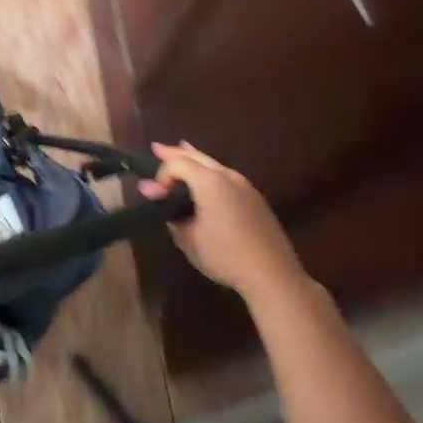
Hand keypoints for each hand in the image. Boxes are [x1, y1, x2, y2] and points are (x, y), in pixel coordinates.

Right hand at [138, 141, 307, 299]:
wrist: (272, 274)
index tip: (153, 195)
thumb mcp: (187, 237)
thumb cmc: (224, 254)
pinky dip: (210, 171)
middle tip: (157, 148)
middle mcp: (229, 176)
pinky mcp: (255, 199)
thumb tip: (150, 190)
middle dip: (175, 152)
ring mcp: (246, 186)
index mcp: (210, 182)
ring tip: (182, 150)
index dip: (161, 175)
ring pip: (215, 164)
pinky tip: (207, 177)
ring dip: (195, 159)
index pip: (178, 164)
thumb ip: (168, 211)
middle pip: (198, 157)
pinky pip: (226, 176)